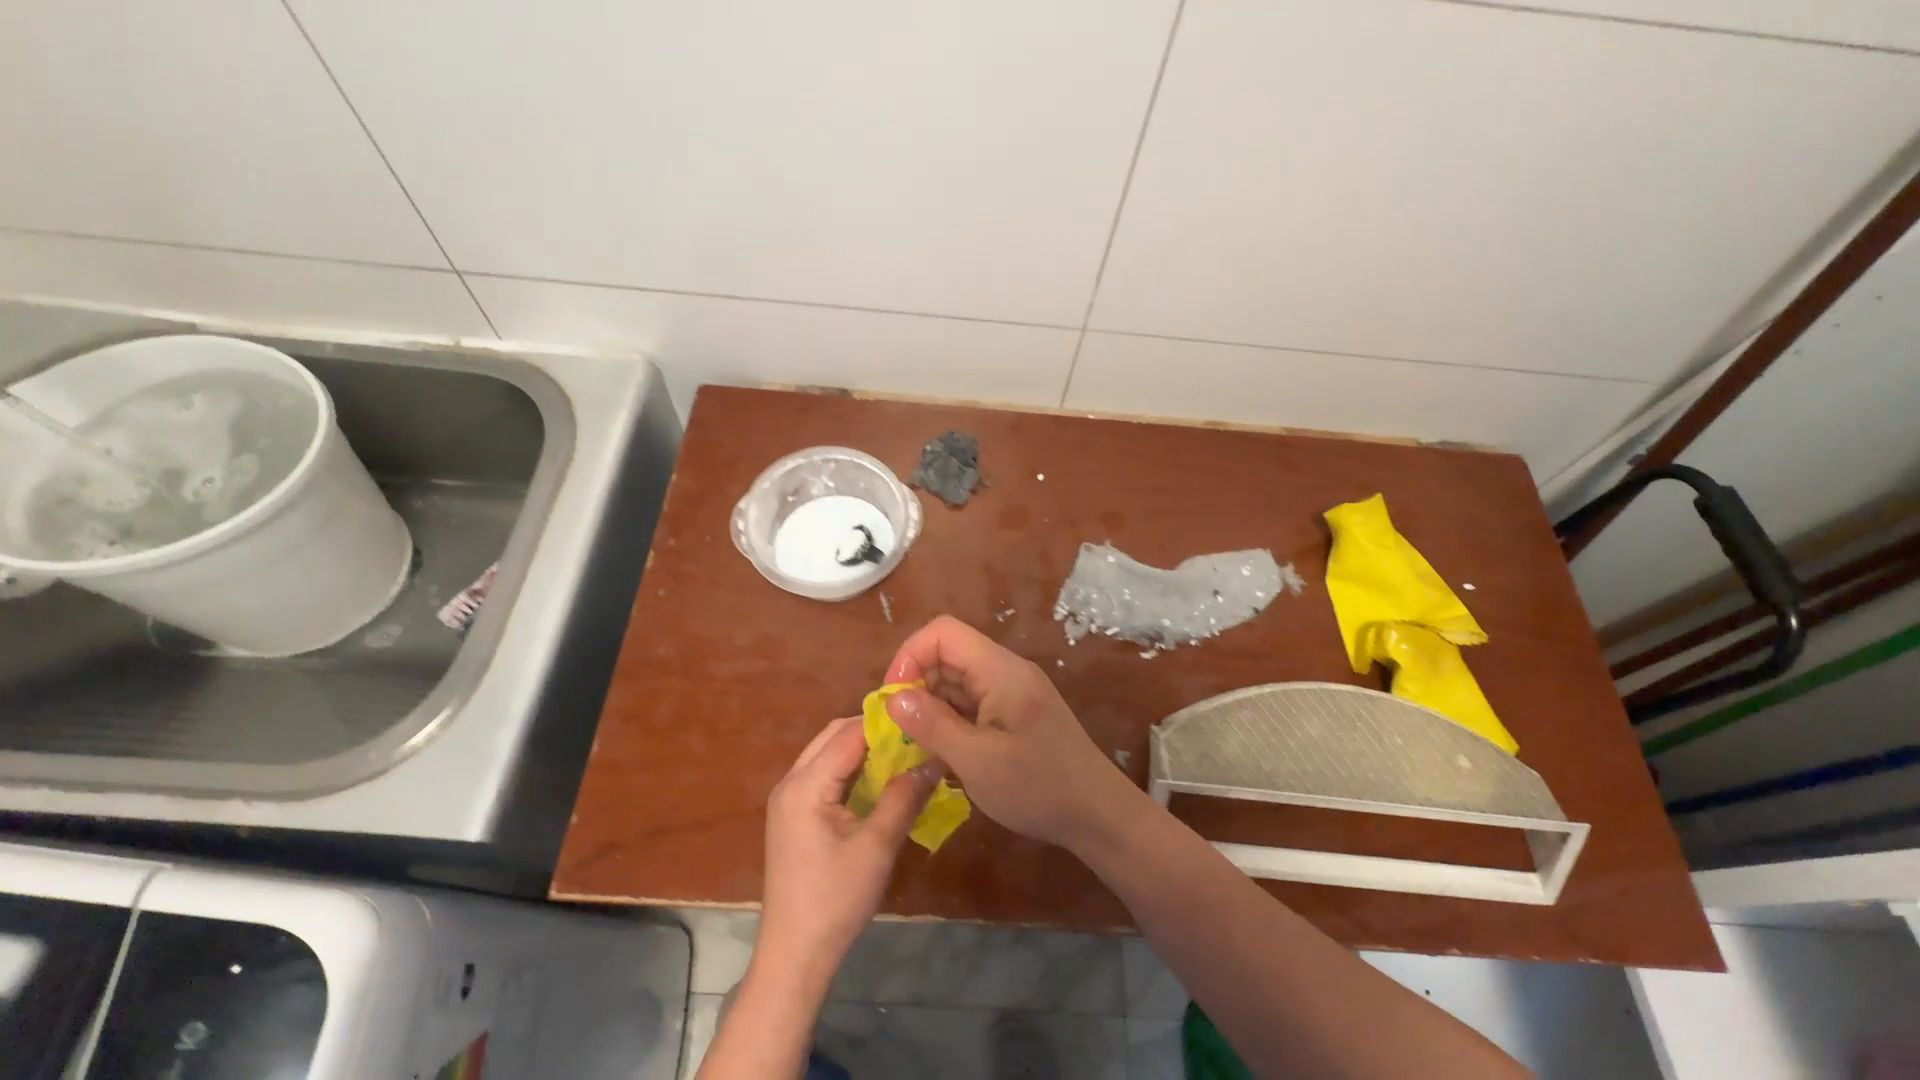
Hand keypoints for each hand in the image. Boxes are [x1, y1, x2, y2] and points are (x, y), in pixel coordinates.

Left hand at [757, 715, 938, 980]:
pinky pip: (824, 776)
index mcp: (805, 785)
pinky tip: (881, 781)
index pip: (848, 733)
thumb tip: (934, 759)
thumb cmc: (836, 898)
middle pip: (833, 736)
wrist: (795, 952)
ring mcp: (788, 800)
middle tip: (917, 734)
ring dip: (863, 749)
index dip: (886, 722)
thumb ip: (904, 797)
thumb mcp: (877, 846)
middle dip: (874, 730)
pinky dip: (852, 770)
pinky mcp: (793, 817)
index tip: (923, 716)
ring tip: (906, 753)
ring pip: (828, 755)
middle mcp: (790, 783)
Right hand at [884, 615, 1144, 851]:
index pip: (942, 632)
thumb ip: (932, 725)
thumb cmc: (1038, 787)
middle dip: (916, 684)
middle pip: (948, 655)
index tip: (893, 700)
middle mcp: (1007, 672)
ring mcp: (1013, 694)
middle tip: (897, 730)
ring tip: (914, 746)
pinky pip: (973, 704)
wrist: (1098, 816)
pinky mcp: (1016, 716)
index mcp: (1000, 671)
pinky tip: (940, 754)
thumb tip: (892, 698)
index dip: (909, 656)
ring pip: (958, 682)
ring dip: (931, 707)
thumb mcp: (976, 761)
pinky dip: (950, 722)